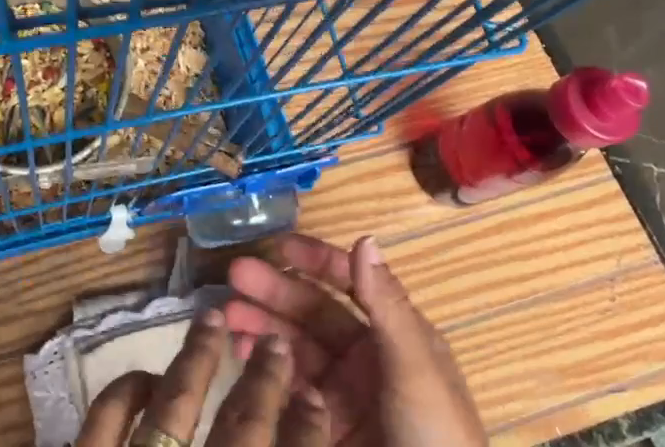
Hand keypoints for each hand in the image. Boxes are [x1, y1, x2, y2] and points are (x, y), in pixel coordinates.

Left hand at [78, 306, 331, 446]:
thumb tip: (295, 430)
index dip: (308, 432)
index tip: (319, 397)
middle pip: (241, 433)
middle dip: (262, 384)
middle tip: (277, 343)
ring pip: (173, 410)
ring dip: (198, 360)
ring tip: (214, 319)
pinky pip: (105, 421)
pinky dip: (126, 393)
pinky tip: (144, 376)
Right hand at [224, 234, 487, 445]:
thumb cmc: (436, 435)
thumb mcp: (415, 369)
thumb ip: (385, 306)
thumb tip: (364, 237)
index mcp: (394, 335)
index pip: (350, 284)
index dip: (315, 261)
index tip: (277, 246)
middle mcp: (365, 357)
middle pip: (313, 312)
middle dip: (274, 291)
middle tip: (234, 276)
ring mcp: (342, 394)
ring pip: (294, 346)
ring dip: (262, 325)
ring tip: (228, 316)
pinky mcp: (322, 427)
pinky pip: (286, 388)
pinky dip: (261, 368)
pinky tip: (238, 354)